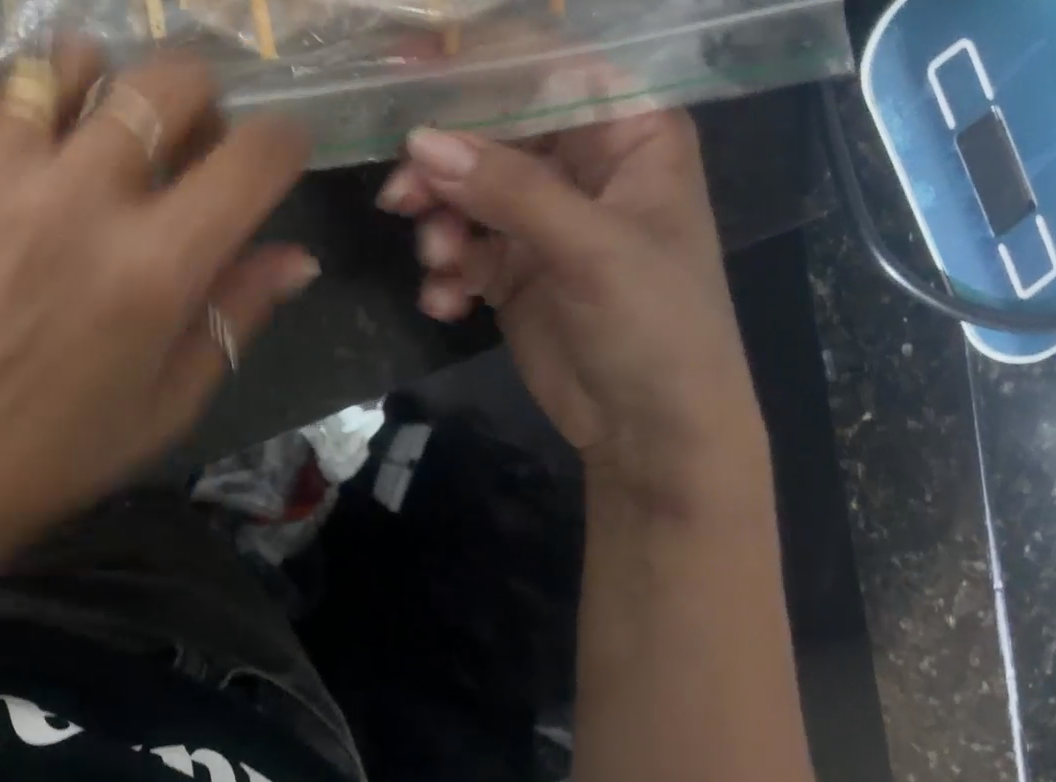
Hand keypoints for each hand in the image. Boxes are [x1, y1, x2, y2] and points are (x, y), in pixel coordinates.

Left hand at [0, 47, 316, 558]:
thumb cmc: (54, 457)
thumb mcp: (165, 408)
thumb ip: (234, 318)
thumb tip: (294, 258)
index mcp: (156, 266)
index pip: (256, 154)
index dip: (282, 148)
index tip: (269, 165)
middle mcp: (81, 196)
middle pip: (171, 78)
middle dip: (201, 105)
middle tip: (185, 153)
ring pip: (73, 66)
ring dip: (106, 97)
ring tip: (97, 149)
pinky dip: (27, 139)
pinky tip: (21, 196)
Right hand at [378, 115, 767, 514]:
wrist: (649, 429)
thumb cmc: (654, 325)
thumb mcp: (589, 249)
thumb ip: (508, 190)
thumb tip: (420, 142)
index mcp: (628, 137)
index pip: (549, 77)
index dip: (481, 79)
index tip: (412, 92)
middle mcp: (582, 171)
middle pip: (493, 140)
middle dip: (446, 170)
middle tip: (402, 199)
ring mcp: (542, 226)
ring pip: (466, 199)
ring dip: (442, 230)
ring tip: (440, 266)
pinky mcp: (512, 276)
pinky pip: (462, 256)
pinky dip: (446, 277)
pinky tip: (447, 305)